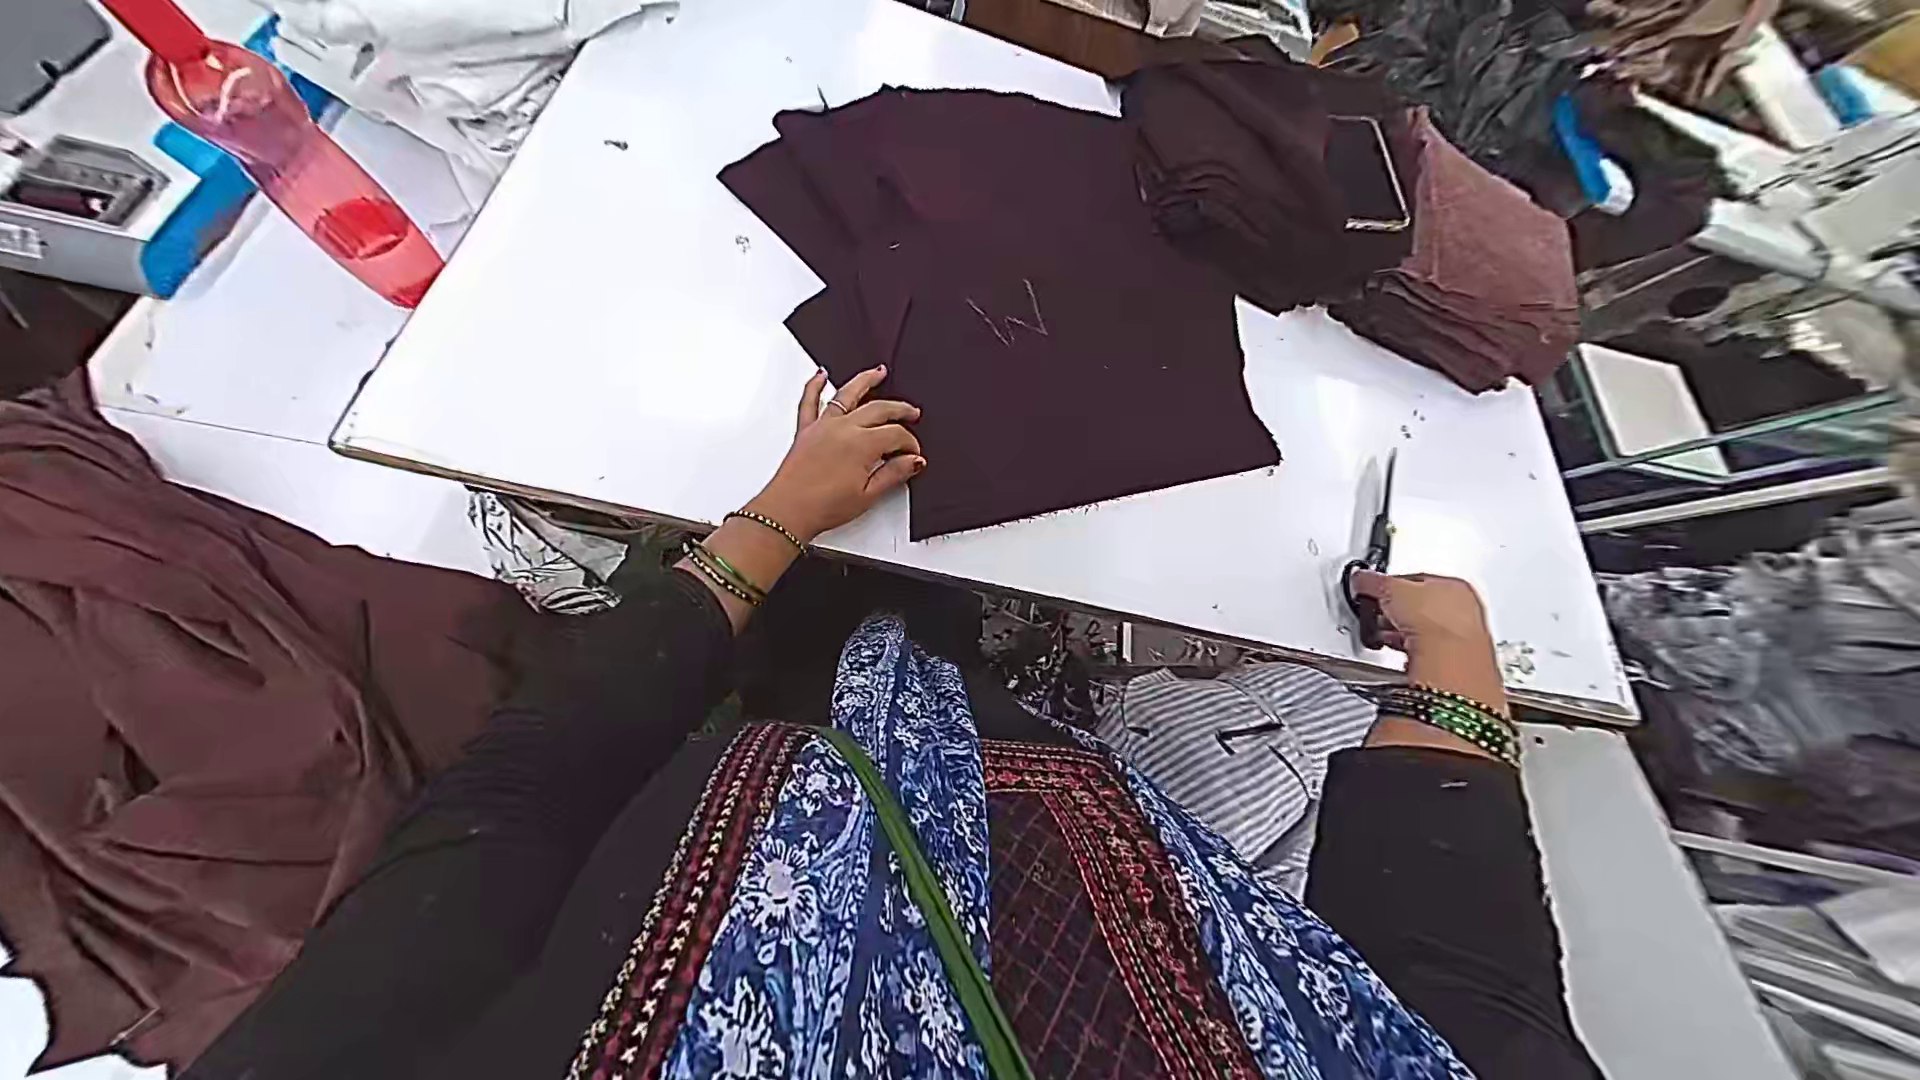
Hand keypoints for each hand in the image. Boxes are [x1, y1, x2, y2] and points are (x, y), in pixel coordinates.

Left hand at [743, 366, 924, 542]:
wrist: (788, 512)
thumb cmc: (823, 506)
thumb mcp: (868, 495)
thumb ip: (894, 473)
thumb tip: (913, 461)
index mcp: (862, 444)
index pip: (896, 434)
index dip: (910, 444)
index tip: (913, 455)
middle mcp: (843, 428)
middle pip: (879, 409)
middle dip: (900, 409)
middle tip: (912, 413)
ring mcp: (823, 426)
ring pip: (848, 394)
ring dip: (865, 380)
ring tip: (879, 372)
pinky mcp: (805, 430)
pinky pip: (810, 401)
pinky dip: (814, 385)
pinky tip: (821, 376)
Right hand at [1348, 571, 1489, 656]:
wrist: (1446, 656)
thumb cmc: (1434, 619)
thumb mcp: (1388, 588)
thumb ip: (1371, 581)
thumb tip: (1361, 579)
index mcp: (1454, 584)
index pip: (1415, 579)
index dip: (1390, 584)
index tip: (1374, 589)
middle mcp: (1464, 607)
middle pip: (1420, 604)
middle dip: (1396, 609)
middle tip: (1378, 612)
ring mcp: (1459, 634)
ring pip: (1421, 627)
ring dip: (1400, 629)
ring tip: (1383, 632)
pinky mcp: (1451, 657)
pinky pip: (1423, 647)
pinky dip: (1407, 646)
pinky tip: (1397, 647)